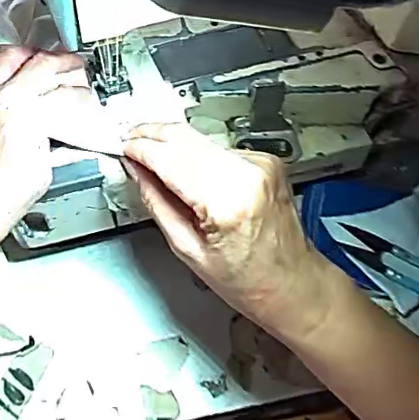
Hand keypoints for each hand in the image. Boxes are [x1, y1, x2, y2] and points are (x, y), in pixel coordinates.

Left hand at [0, 46, 96, 273]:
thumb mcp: (42, 174)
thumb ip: (54, 140)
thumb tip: (64, 125)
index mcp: (22, 118)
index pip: (64, 92)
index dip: (84, 95)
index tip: (88, 98)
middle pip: (40, 63)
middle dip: (66, 65)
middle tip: (76, 72)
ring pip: (8, 54)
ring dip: (31, 55)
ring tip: (43, 62)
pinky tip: (3, 60)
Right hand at [123, 122, 352, 341]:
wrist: (295, 284)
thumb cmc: (250, 280)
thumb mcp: (188, 250)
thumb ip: (157, 202)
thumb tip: (137, 170)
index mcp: (226, 202)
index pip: (169, 159)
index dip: (139, 149)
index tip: (122, 147)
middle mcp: (247, 175)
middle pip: (183, 137)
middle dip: (151, 134)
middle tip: (129, 139)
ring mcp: (259, 164)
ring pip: (198, 138)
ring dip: (171, 142)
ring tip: (150, 153)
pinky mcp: (264, 159)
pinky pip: (216, 147)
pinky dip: (196, 153)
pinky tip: (187, 167)